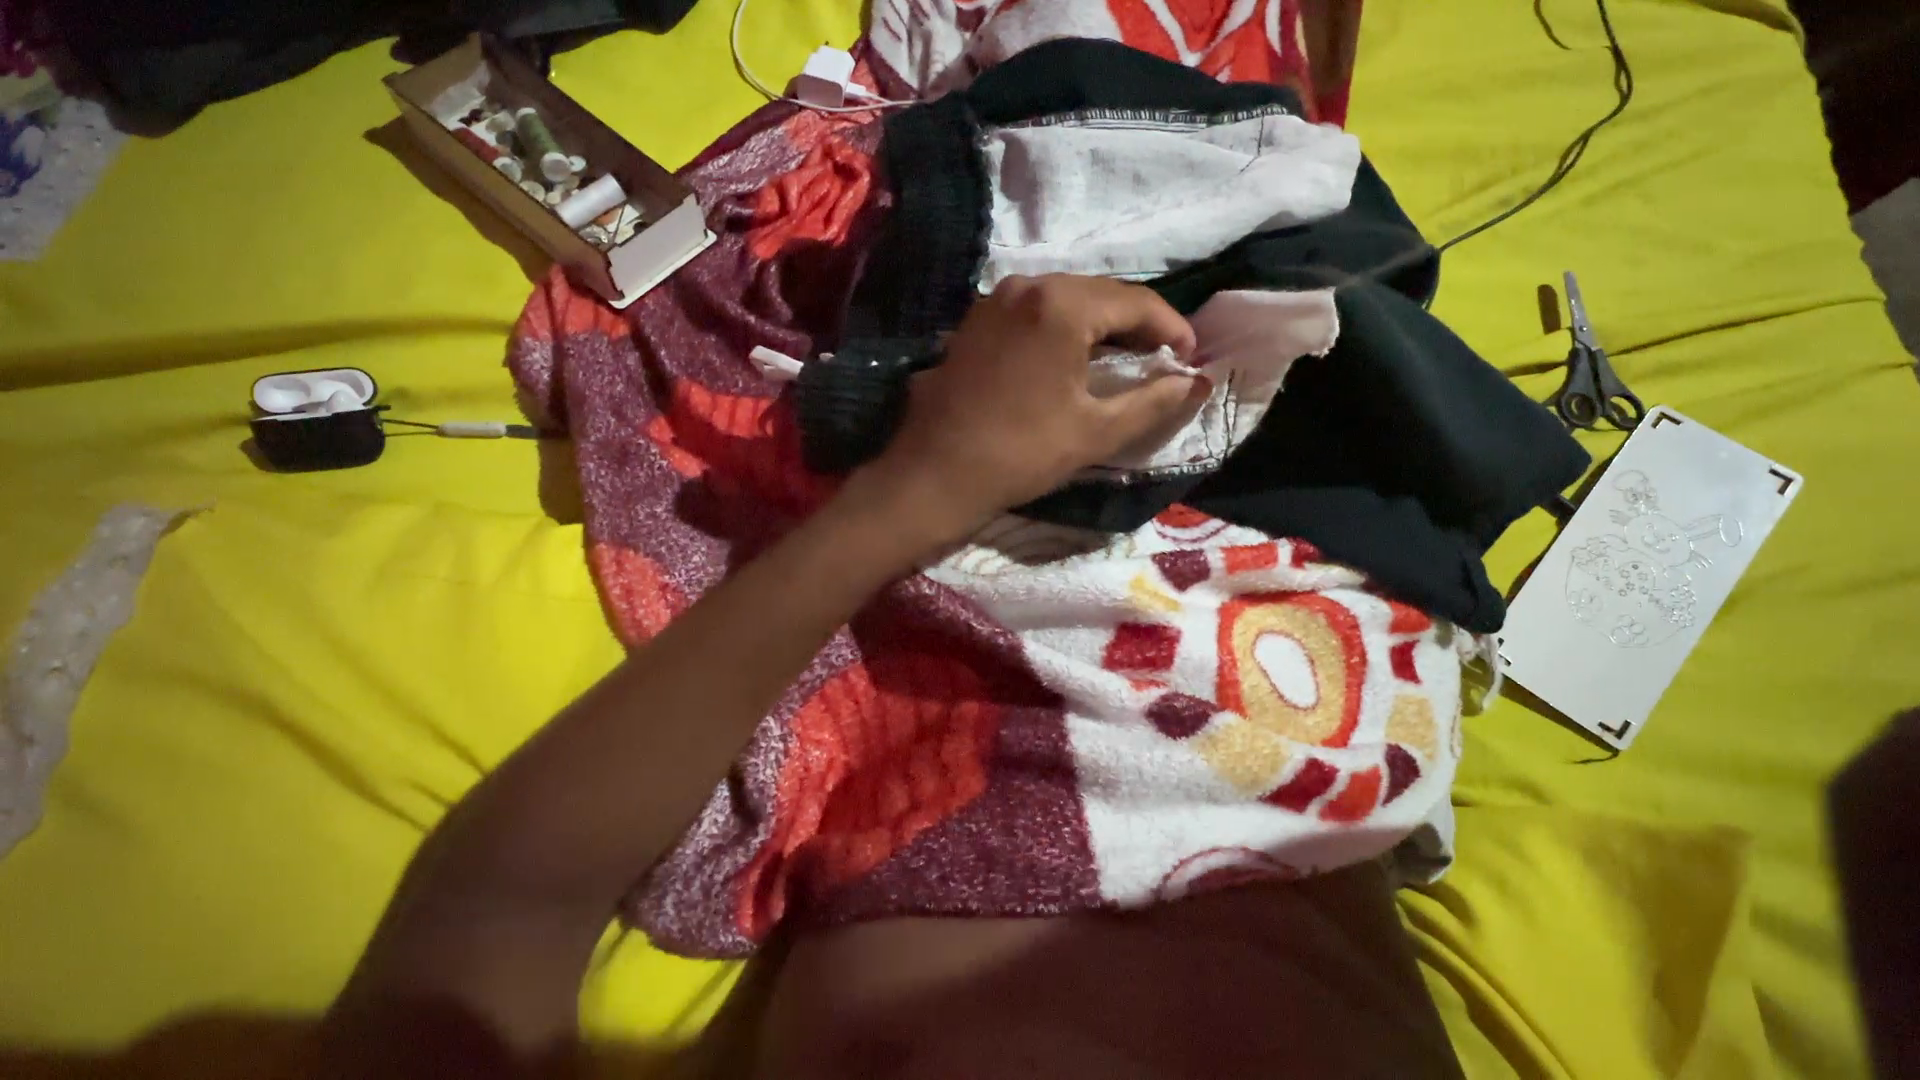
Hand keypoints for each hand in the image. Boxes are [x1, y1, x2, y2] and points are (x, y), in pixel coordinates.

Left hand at [850, 274, 1206, 543]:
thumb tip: (1194, 382)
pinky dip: (1062, 331)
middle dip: (1136, 326)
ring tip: (1123, 363)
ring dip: (1099, 328)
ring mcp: (994, 301)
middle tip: (1161, 361)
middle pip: (1100, 295)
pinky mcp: (974, 322)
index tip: (1191, 360)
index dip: (1172, 329)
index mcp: (1062, 304)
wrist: (934, 474)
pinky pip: (1034, 314)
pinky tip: (1072, 362)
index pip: (1136, 302)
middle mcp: (1027, 285)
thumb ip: (1153, 400)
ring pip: (1065, 302)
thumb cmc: (1021, 452)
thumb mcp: (1097, 430)